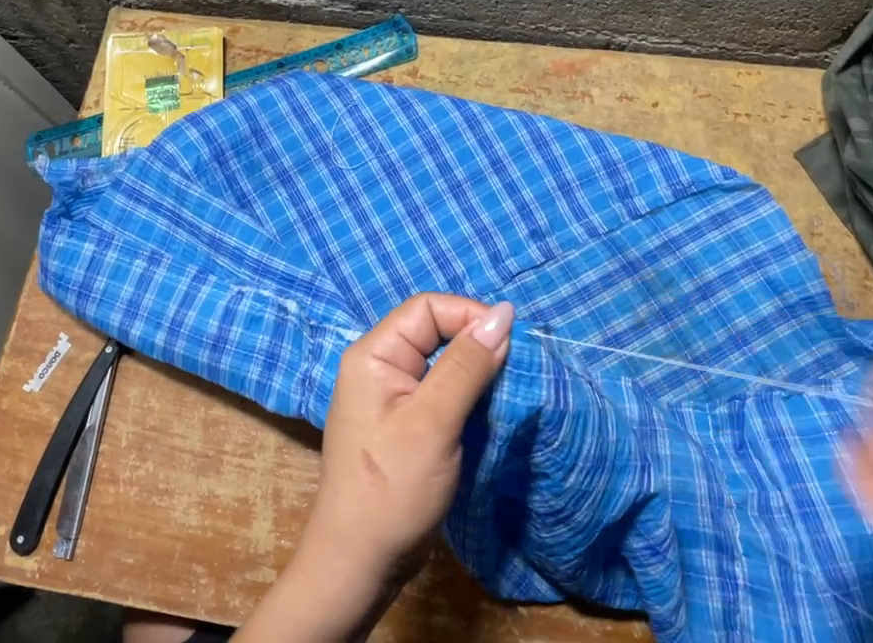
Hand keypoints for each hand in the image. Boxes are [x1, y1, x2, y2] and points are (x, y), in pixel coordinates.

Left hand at [235, 294, 512, 642]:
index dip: (470, 316)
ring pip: (442, 363)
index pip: (427, 308)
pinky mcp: (405, 425)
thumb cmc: (391, 489)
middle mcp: (379, 367)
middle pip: (435, 331)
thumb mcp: (434, 422)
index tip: (511, 343)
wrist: (358, 564)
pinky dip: (468, 397)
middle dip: (476, 344)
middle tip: (514, 372)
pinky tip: (489, 412)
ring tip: (506, 393)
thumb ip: (467, 365)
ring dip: (476, 372)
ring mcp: (391, 398)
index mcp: (374, 355)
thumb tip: (504, 313)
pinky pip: (441, 392)